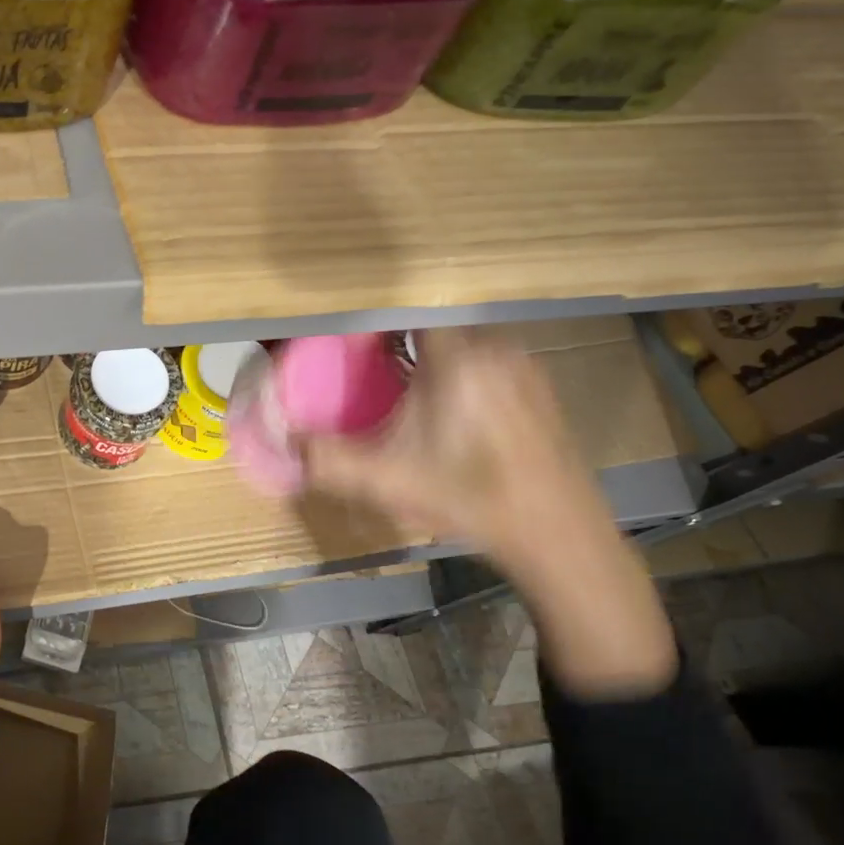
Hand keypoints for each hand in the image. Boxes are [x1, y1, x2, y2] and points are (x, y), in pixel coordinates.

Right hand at [306, 328, 677, 697]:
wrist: (557, 535)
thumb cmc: (469, 499)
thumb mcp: (386, 482)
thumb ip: (326, 459)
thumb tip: (286, 441)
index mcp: (457, 358)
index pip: (407, 309)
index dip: (374, 319)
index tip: (347, 339)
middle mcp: (494, 348)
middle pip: (433, 325)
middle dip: (397, 341)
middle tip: (367, 369)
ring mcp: (523, 367)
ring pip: (463, 344)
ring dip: (431, 358)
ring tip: (402, 390)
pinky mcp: (539, 390)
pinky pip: (487, 363)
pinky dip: (461, 374)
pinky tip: (448, 415)